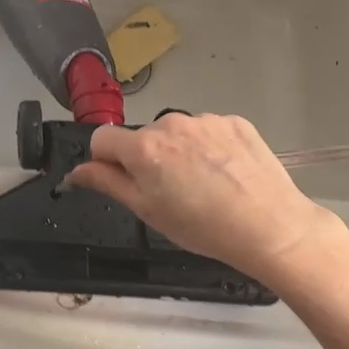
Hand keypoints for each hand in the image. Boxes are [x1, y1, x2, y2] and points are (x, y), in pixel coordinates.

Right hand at [67, 112, 337, 281]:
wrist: (271, 227)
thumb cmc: (205, 227)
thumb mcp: (146, 211)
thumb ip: (106, 183)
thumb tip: (77, 171)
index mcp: (143, 148)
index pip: (101, 138)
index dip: (106, 161)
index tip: (123, 181)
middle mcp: (170, 124)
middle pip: (141, 137)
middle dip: (147, 159)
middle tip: (169, 193)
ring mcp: (205, 121)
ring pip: (175, 133)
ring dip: (179, 152)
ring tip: (202, 185)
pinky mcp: (234, 122)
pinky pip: (207, 130)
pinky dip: (208, 148)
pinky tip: (223, 174)